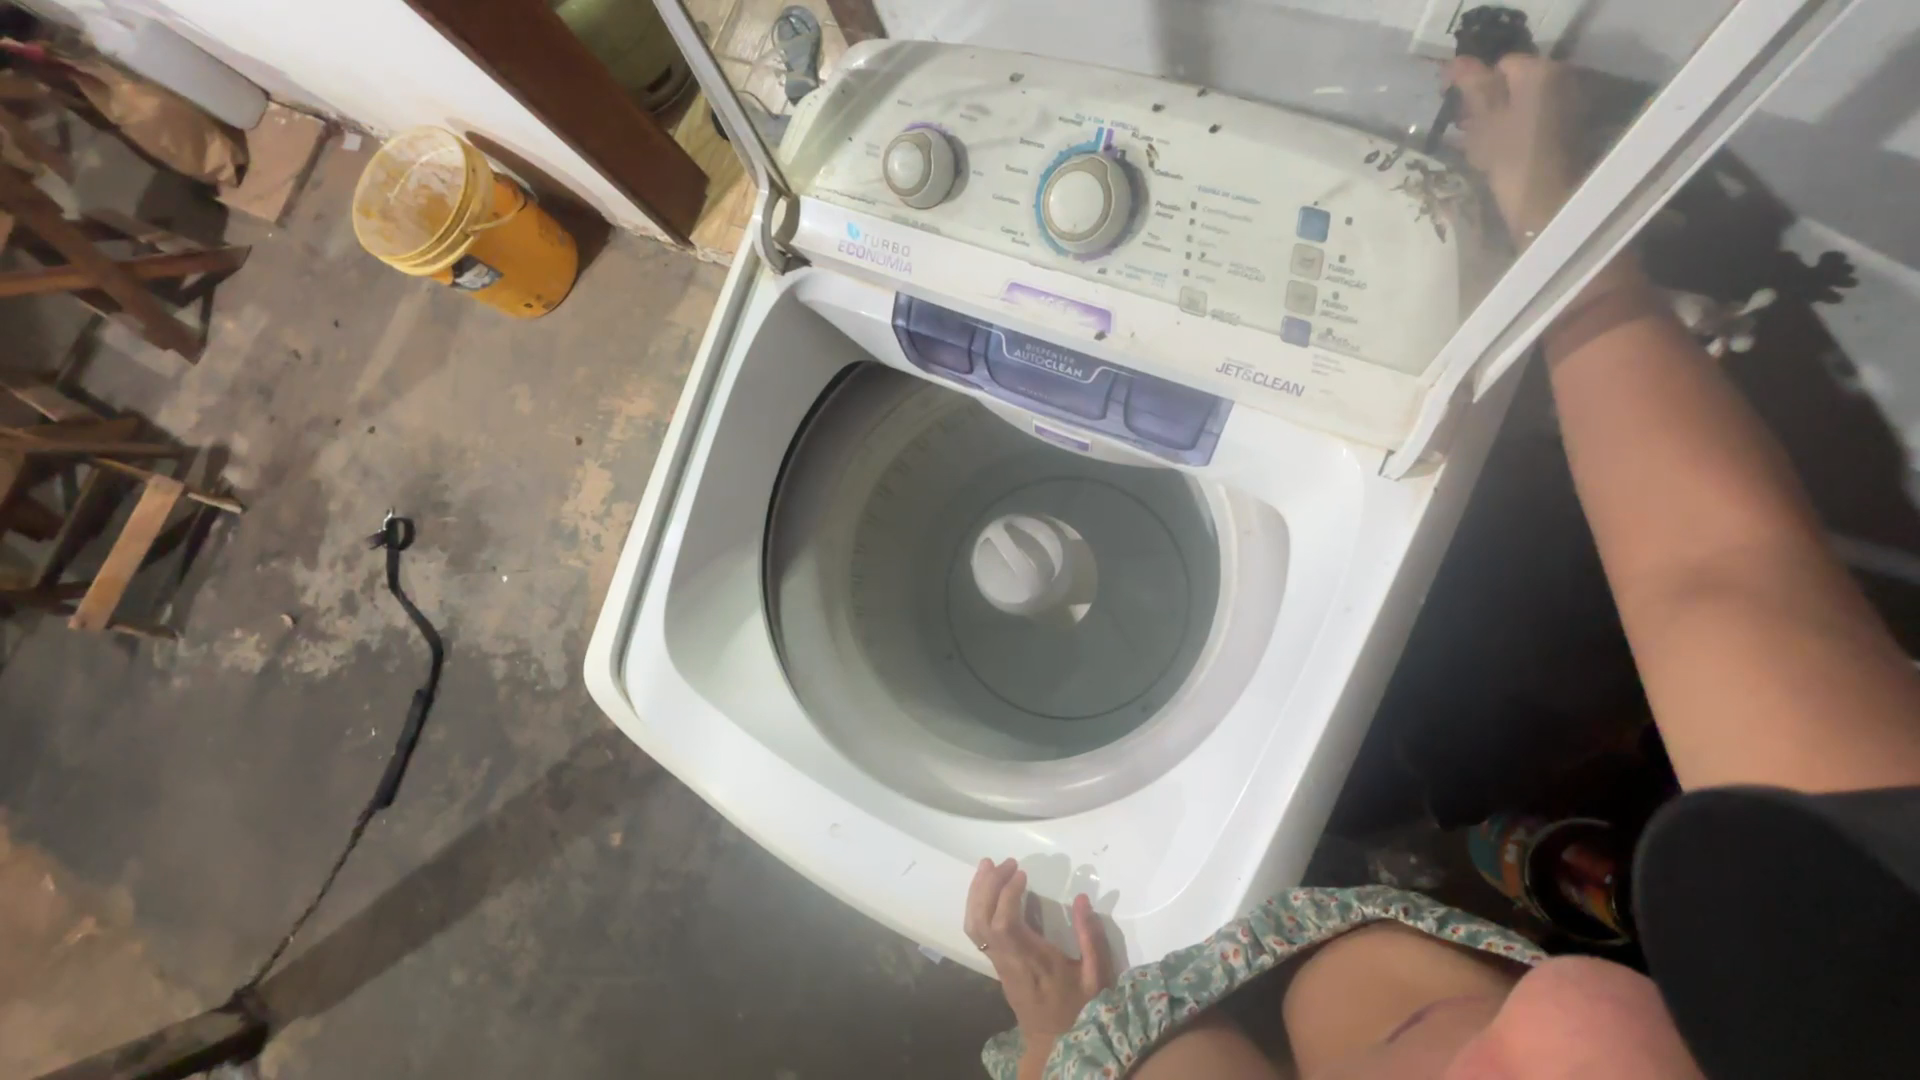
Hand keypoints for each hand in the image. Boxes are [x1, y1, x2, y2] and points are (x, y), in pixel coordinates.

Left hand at [965, 859, 1112, 1064]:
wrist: (1055, 1043)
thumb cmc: (1079, 1008)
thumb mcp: (1095, 976)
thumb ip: (1090, 937)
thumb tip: (1082, 898)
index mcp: (1031, 962)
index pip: (1005, 925)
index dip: (1006, 894)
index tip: (1022, 873)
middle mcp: (1008, 961)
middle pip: (982, 920)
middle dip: (988, 886)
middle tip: (1005, 862)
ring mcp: (998, 964)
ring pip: (974, 925)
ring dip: (978, 892)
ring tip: (988, 866)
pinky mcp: (995, 964)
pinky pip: (977, 932)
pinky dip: (977, 905)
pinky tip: (987, 890)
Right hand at [1448, 54, 1582, 243]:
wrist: (1546, 202)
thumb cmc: (1511, 160)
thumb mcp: (1485, 122)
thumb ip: (1474, 88)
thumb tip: (1456, 62)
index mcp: (1540, 72)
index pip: (1501, 65)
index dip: (1476, 88)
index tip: (1460, 115)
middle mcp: (1561, 79)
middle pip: (1513, 85)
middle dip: (1487, 107)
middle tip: (1467, 135)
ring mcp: (1567, 104)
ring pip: (1521, 105)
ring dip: (1497, 124)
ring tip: (1480, 152)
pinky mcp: (1567, 129)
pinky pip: (1532, 122)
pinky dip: (1512, 135)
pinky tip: (1498, 159)